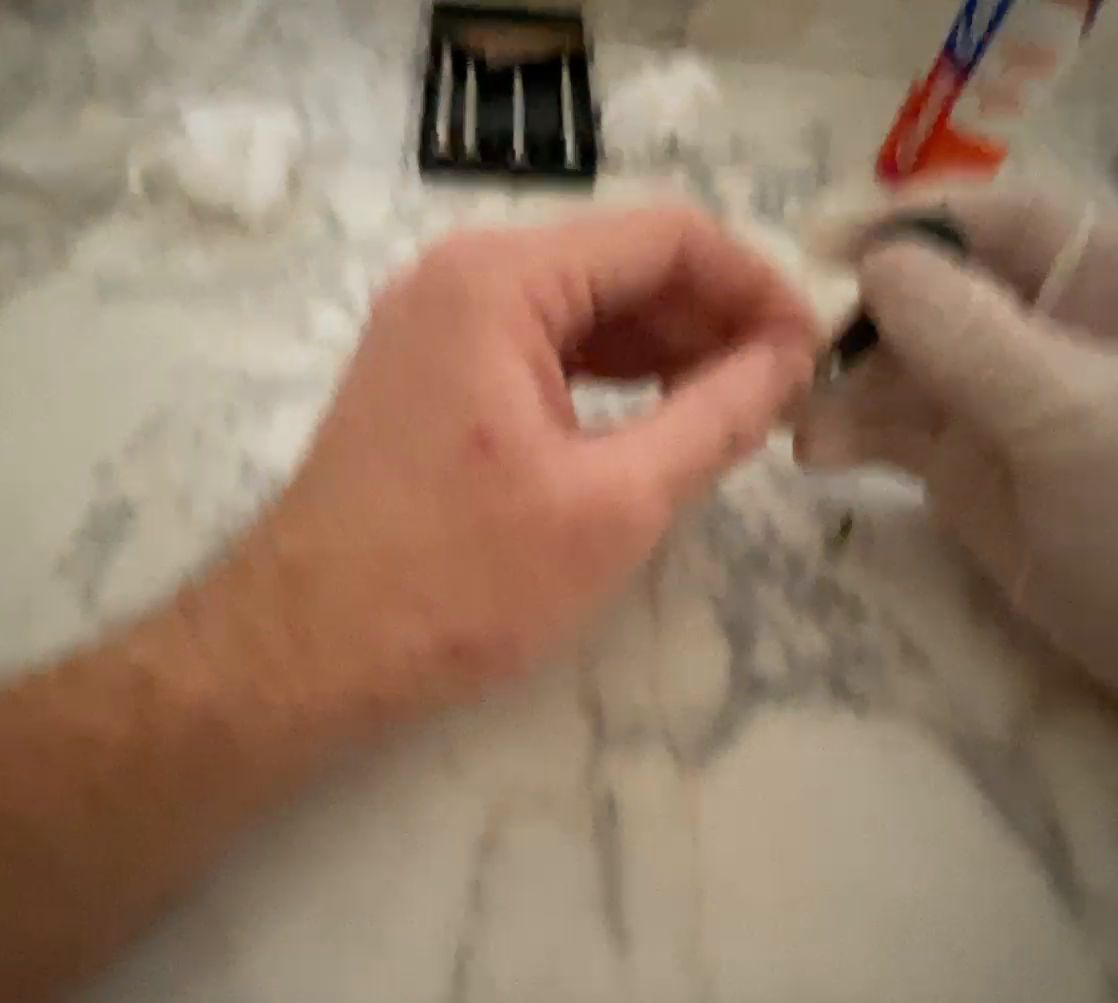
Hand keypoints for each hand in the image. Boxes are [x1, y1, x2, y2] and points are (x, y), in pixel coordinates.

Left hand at [203, 206, 817, 726]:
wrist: (307, 650)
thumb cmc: (458, 584)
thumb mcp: (613, 505)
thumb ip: (714, 419)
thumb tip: (788, 362)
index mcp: (499, 282)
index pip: (665, 238)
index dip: (754, 285)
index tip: (810, 351)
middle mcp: (458, 281)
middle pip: (619, 269)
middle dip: (710, 322)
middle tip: (780, 391)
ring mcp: (433, 330)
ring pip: (579, 315)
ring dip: (662, 353)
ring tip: (731, 410)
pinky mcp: (427, 382)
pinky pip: (537, 357)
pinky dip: (604, 383)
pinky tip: (652, 421)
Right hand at [794, 187, 1117, 783]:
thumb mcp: (1081, 422)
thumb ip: (976, 341)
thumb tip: (876, 264)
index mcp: (1115, 286)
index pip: (1001, 222)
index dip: (911, 222)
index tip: (818, 243)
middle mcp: (1050, 331)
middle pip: (933, 295)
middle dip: (860, 320)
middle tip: (794, 357)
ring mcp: (1002, 400)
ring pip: (900, 367)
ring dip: (841, 386)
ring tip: (788, 417)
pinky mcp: (965, 461)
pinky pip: (892, 430)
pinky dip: (848, 435)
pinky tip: (812, 454)